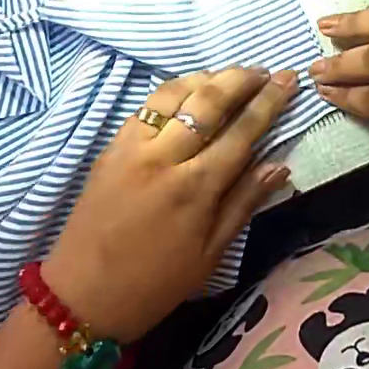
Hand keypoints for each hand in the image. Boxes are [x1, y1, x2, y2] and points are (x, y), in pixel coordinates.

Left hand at [42, 67, 297, 342]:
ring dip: (207, 77)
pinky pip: (147, 106)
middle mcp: (165, 157)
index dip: (269, 101)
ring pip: (174, 93)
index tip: (288, 78)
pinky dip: (174, 90)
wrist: (80, 298)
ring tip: (231, 75)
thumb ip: (245, 202)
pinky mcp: (111, 146)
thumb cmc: (155, 283)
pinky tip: (189, 90)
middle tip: (264, 71)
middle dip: (241, 79)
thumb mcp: (211, 253)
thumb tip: (281, 164)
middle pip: (209, 101)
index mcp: (195, 188)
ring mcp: (133, 147)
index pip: (242, 131)